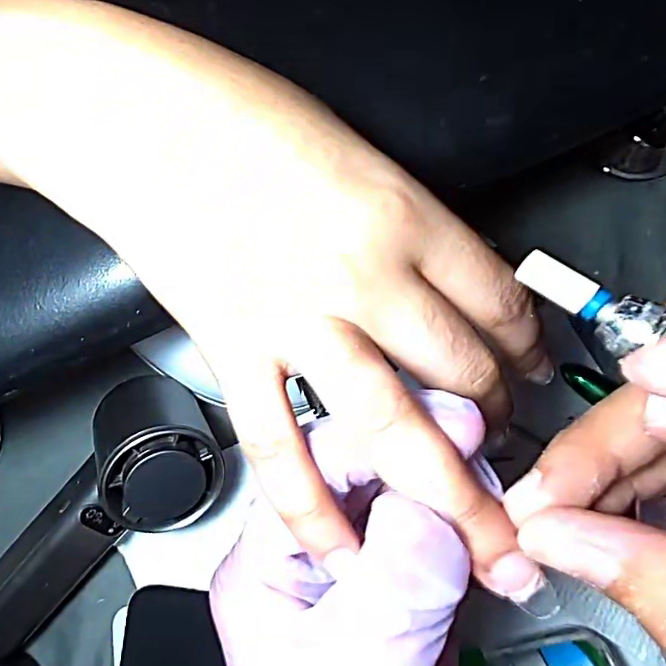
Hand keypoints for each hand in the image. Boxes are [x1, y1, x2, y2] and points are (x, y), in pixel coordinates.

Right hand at [22, 29, 553, 604]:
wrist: (135, 115)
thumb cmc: (239, 116)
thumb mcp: (355, 153)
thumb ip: (407, 225)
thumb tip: (446, 280)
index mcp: (403, 213)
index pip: (500, 303)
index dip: (527, 352)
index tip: (530, 374)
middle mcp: (362, 275)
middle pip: (464, 375)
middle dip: (499, 428)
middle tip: (508, 456)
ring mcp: (297, 323)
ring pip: (396, 428)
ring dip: (448, 492)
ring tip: (478, 533)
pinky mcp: (234, 354)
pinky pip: (282, 453)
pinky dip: (316, 513)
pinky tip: (345, 550)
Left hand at [210, 390, 487, 665]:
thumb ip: (397, 587)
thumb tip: (433, 502)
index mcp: (268, 563)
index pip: (318, 466)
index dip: (383, 439)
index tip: (449, 427)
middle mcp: (312, 554)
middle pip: (369, 471)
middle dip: (431, 462)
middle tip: (483, 459)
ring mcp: (364, 570)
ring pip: (414, 499)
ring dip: (463, 502)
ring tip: (499, 520)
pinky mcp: (408, 592)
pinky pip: (445, 539)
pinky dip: (479, 537)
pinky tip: (501, 546)